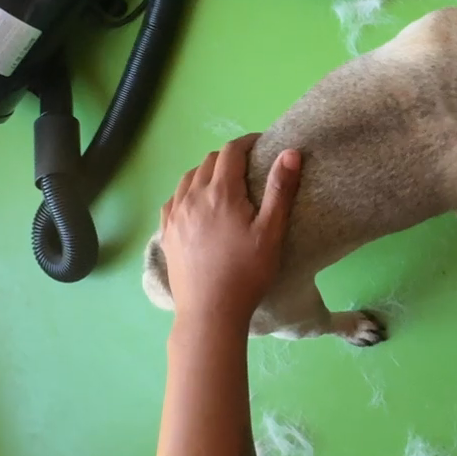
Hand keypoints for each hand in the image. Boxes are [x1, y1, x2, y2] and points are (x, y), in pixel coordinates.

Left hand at [159, 135, 300, 336]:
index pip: (231, 151)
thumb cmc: (247, 273)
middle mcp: (192, 196)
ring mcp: (175, 214)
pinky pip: (175, 198)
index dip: (247, 142)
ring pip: (189, 177)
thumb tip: (290, 152)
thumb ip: (280, 190)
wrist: (210, 313)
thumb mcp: (271, 232)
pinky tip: (197, 206)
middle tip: (248, 168)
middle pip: (209, 161)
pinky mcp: (166, 232)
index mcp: (221, 192)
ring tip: (224, 185)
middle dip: (229, 157)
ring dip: (207, 172)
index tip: (262, 145)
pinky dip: (188, 192)